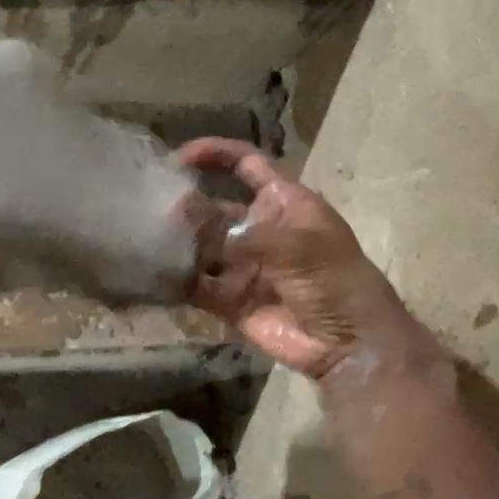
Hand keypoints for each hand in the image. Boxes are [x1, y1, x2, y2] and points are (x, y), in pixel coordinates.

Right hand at [173, 138, 440, 380]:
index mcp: (283, 204)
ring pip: (198, 246)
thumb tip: (195, 226)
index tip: (180, 156)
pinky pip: (193, 284)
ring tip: (149, 241)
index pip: (247, 165)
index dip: (216, 154)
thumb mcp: (301, 246)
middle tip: (156, 210)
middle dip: (186, 205)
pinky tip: (151, 273)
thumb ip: (248, 234)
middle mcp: (257, 229)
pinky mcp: (227, 298)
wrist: (348, 343)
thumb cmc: (337, 282)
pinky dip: (173, 280)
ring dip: (176, 242)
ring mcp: (241, 265)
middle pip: (213, 207)